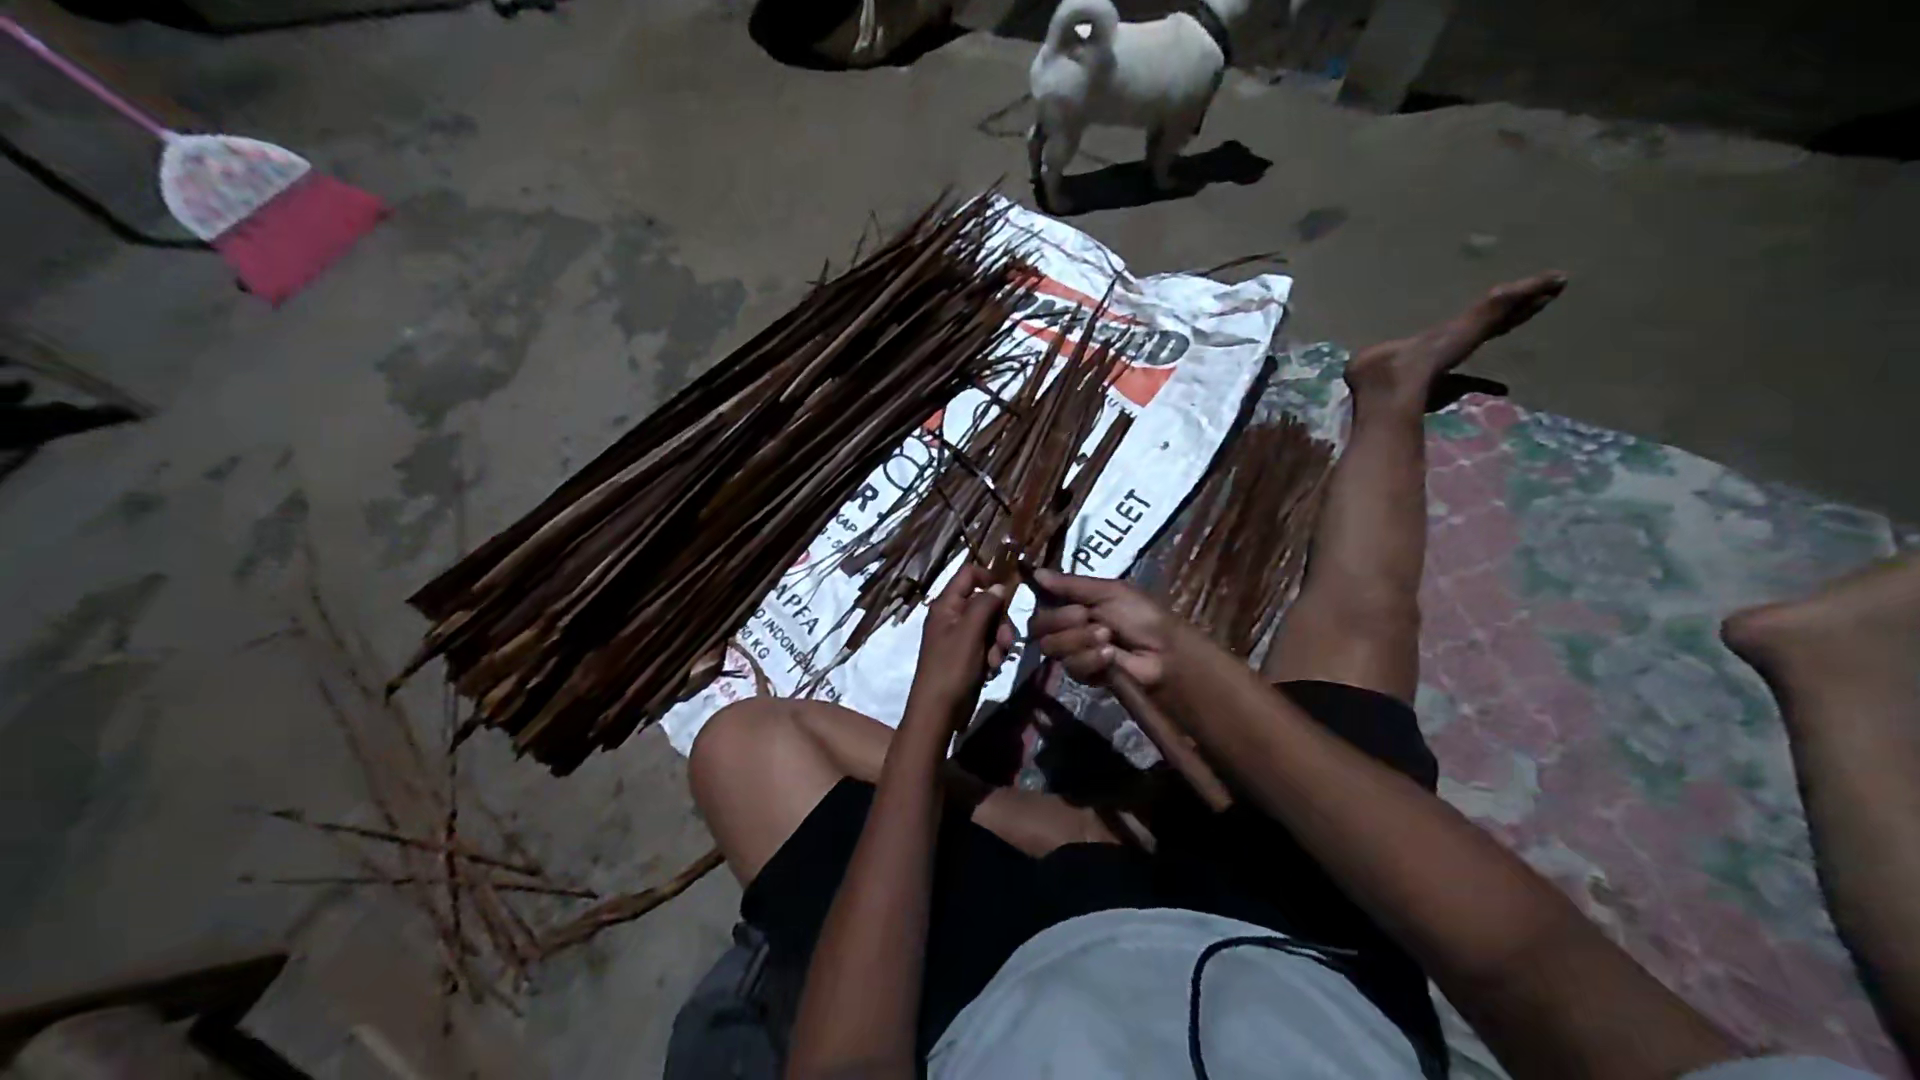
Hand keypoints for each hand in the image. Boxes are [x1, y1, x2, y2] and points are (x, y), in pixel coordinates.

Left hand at [907, 564, 1014, 726]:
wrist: (938, 710)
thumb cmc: (951, 667)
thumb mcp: (970, 632)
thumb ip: (985, 604)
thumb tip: (999, 586)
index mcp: (946, 605)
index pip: (969, 574)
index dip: (989, 577)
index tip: (1009, 592)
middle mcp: (952, 616)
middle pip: (984, 602)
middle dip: (999, 621)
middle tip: (1004, 641)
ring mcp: (959, 637)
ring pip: (989, 626)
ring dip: (998, 642)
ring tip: (995, 661)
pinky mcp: (966, 655)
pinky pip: (987, 645)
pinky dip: (992, 655)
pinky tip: (991, 670)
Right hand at [1029, 569, 1174, 687]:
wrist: (1163, 650)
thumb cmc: (1140, 614)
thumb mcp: (1108, 591)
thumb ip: (1070, 584)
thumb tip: (1035, 571)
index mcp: (1073, 604)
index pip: (1040, 606)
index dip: (1046, 606)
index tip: (1064, 603)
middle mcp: (1068, 628)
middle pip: (1039, 628)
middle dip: (1064, 621)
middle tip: (1088, 618)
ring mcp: (1074, 653)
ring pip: (1052, 647)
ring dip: (1080, 640)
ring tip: (1107, 637)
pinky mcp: (1083, 676)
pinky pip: (1071, 666)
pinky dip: (1091, 659)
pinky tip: (1111, 655)